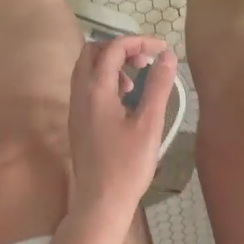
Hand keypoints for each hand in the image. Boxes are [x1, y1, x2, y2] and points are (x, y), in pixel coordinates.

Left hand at [67, 35, 175, 220]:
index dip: (139, 42)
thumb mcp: (149, 124)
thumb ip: (158, 86)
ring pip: (87, 68)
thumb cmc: (127, 165)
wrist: (100, 202)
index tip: (163, 50)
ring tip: (136, 81)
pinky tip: (125, 100)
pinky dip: (105, 80)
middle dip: (120, 48)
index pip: (114, 48)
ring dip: (111, 64)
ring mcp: (75, 107)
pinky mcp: (77, 120)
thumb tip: (167, 56)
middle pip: (93, 51)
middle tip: (145, 60)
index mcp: (96, 89)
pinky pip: (86, 85)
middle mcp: (80, 92)